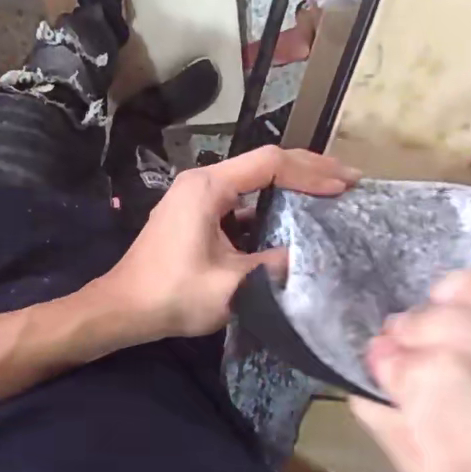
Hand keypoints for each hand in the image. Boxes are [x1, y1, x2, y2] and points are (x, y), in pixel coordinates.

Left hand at [93, 146, 358, 339]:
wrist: (123, 308)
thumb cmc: (173, 294)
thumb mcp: (232, 285)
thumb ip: (275, 265)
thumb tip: (310, 256)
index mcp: (208, 187)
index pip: (270, 164)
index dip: (311, 172)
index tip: (344, 186)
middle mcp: (202, 181)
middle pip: (263, 163)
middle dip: (308, 169)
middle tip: (348, 179)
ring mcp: (197, 196)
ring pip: (253, 180)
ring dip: (290, 184)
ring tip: (329, 192)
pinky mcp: (196, 213)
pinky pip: (240, 199)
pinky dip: (269, 204)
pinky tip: (292, 217)